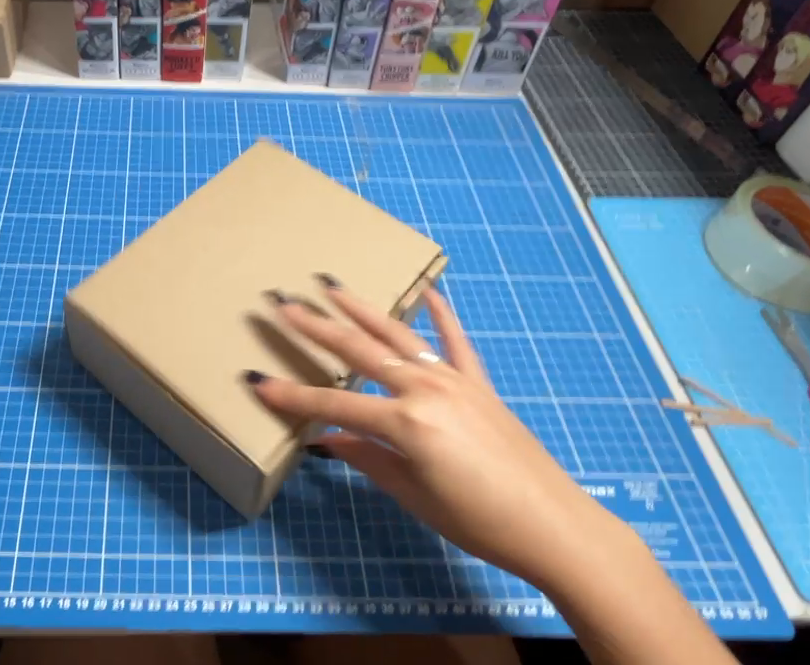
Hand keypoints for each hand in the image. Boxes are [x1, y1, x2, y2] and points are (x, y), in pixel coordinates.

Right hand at [248, 280, 616, 588]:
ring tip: (331, 285)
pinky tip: (429, 290)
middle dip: (315, 328)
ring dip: (361, 309)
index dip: (292, 396)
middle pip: (358, 352)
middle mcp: (424, 388)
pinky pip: (455, 341)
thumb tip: (326, 439)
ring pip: (397, 335)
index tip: (256, 380)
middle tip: (282, 304)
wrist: (553, 523)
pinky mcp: (478, 382)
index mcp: (404, 423)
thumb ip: (368, 459)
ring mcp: (453, 379)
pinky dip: (440, 314)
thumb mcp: (414, 496)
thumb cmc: (478, 522)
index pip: (334, 405)